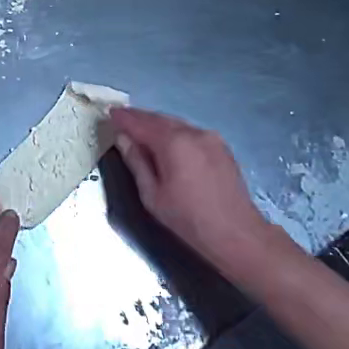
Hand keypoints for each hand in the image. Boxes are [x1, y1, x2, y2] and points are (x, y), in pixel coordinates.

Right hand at [111, 108, 287, 282]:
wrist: (238, 235)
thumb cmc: (189, 219)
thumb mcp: (152, 195)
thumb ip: (136, 162)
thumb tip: (123, 139)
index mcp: (173, 143)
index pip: (140, 123)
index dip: (123, 118)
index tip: (109, 113)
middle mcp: (192, 133)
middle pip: (158, 118)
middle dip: (139, 118)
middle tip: (121, 119)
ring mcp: (210, 137)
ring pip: (175, 124)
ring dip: (156, 125)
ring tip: (141, 130)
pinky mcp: (221, 146)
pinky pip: (190, 131)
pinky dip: (174, 132)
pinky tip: (167, 142)